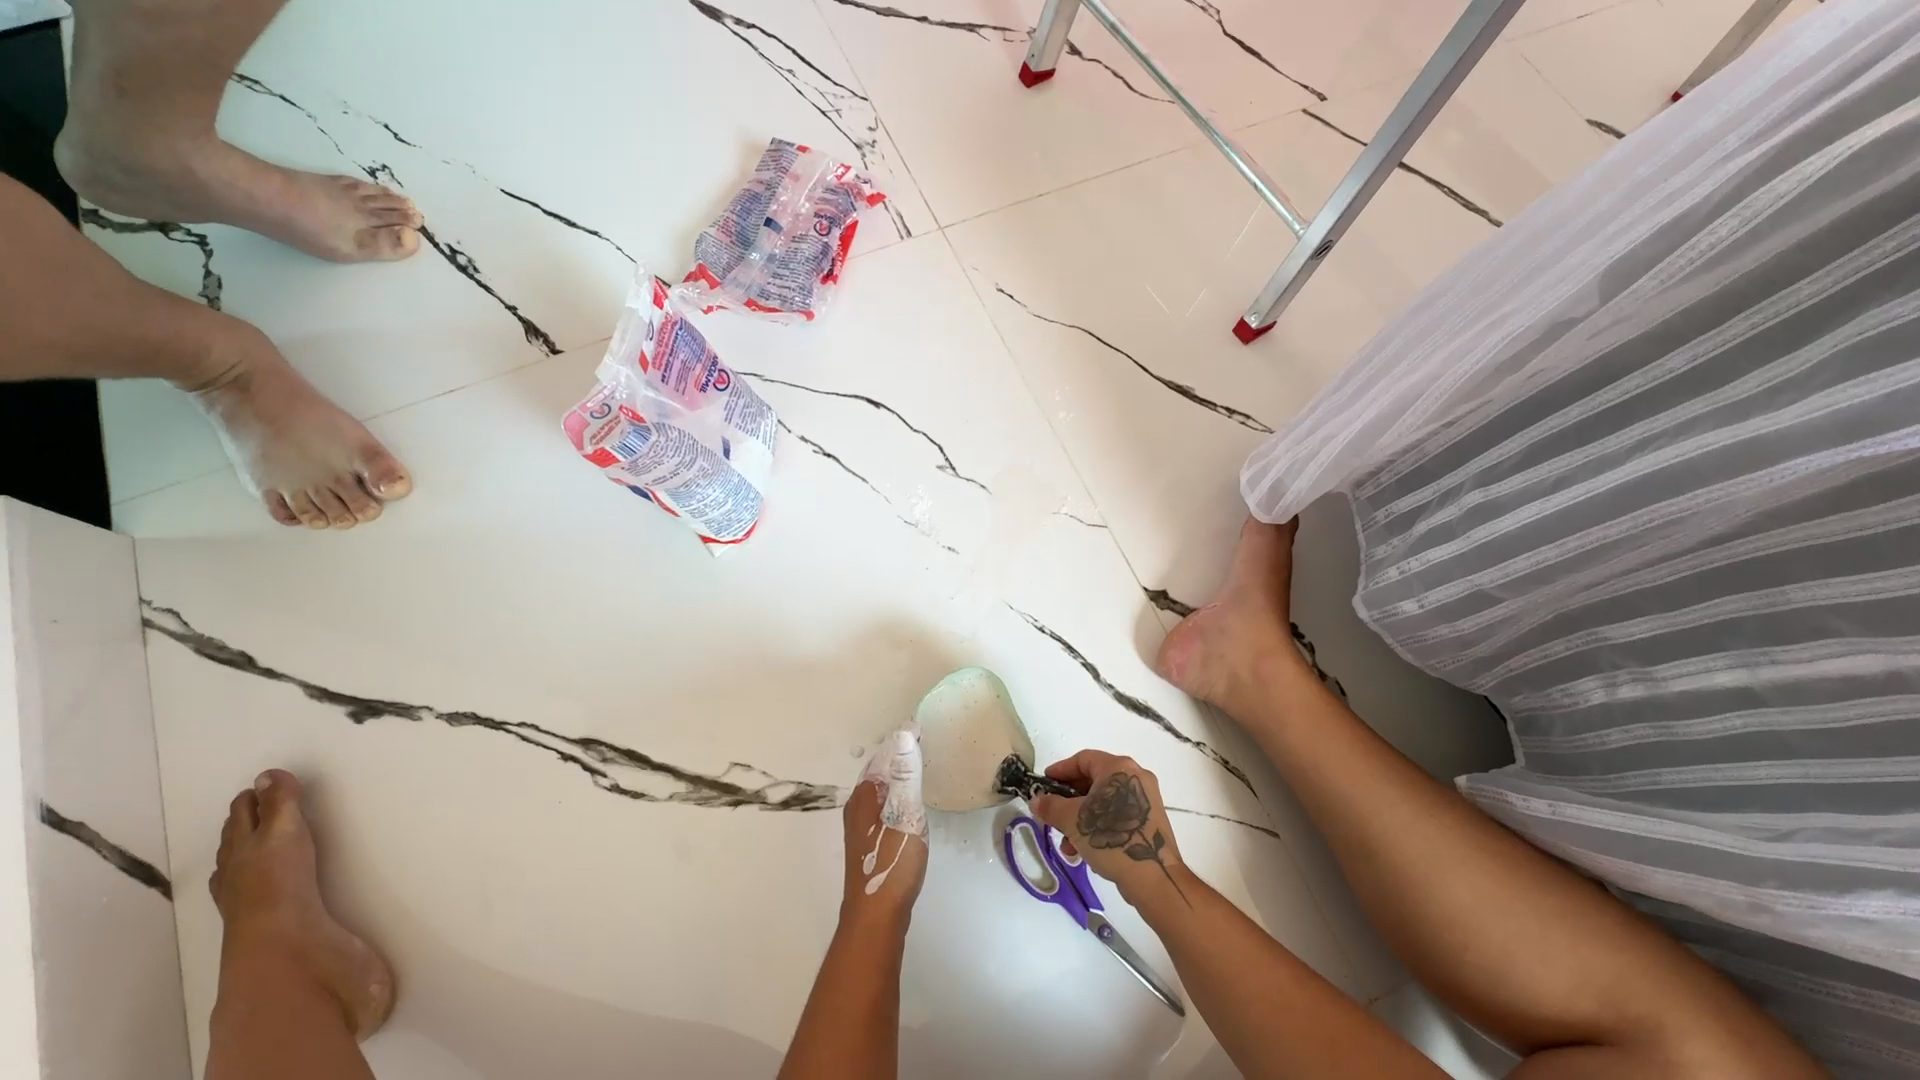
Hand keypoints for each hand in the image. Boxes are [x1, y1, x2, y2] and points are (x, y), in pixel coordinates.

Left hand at [840, 729, 928, 927]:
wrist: (877, 915)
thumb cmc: (890, 861)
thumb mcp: (904, 813)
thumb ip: (905, 774)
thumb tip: (903, 735)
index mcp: (864, 797)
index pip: (883, 757)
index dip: (902, 742)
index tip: (922, 729)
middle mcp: (858, 808)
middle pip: (881, 773)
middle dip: (900, 757)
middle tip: (925, 743)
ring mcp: (863, 828)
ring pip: (883, 792)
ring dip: (900, 778)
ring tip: (922, 768)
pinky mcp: (872, 843)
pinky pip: (887, 808)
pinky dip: (901, 798)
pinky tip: (914, 805)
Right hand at [1030, 750, 1188, 906]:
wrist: (1153, 874)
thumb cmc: (1110, 836)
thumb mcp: (1072, 820)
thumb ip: (1051, 806)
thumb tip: (1036, 800)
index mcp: (1119, 768)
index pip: (1083, 759)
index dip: (1060, 770)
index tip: (1044, 783)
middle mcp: (1135, 777)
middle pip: (1093, 780)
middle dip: (1068, 800)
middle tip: (1052, 814)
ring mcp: (1145, 799)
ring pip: (1103, 802)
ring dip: (1080, 818)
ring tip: (1066, 843)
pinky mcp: (1150, 820)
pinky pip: (1116, 815)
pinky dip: (1097, 826)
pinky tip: (1083, 849)